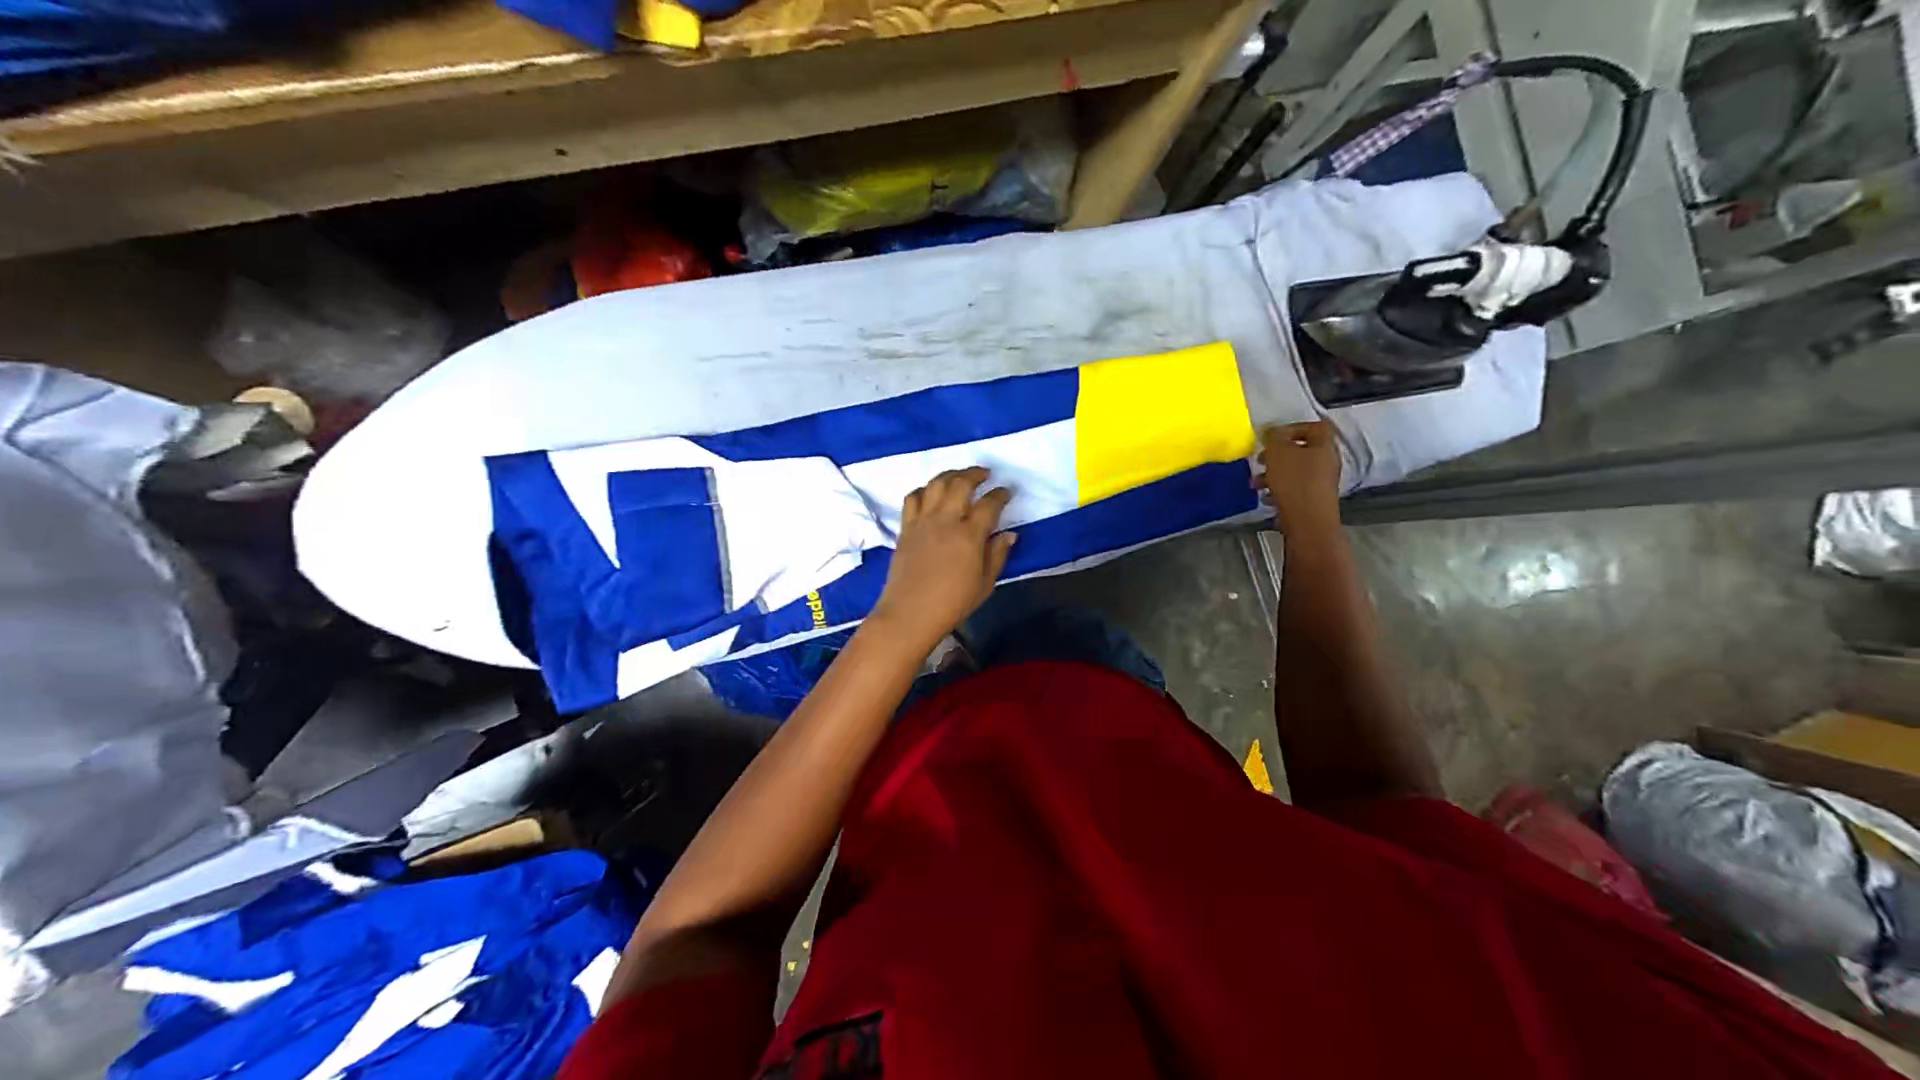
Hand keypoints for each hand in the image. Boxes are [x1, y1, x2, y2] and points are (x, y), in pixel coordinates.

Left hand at [868, 467, 1016, 649]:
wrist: (910, 613)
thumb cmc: (952, 603)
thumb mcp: (984, 584)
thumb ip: (997, 555)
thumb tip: (1009, 534)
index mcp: (969, 535)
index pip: (989, 504)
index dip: (1001, 495)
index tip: (1007, 492)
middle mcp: (945, 520)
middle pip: (961, 484)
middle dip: (976, 474)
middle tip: (986, 474)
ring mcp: (922, 521)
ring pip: (936, 484)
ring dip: (950, 474)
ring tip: (960, 475)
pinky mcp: (905, 527)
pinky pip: (913, 497)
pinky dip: (924, 489)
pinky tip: (931, 492)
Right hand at [1261, 421, 1342, 534]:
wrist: (1307, 522)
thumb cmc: (1294, 482)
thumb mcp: (1278, 452)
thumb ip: (1275, 437)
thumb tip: (1275, 432)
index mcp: (1324, 446)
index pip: (1316, 427)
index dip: (1294, 427)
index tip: (1274, 436)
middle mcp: (1327, 463)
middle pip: (1302, 451)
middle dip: (1277, 455)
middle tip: (1261, 460)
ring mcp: (1321, 484)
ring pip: (1294, 472)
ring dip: (1273, 474)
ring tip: (1256, 483)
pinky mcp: (1313, 502)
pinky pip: (1294, 490)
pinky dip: (1278, 491)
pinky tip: (1266, 498)